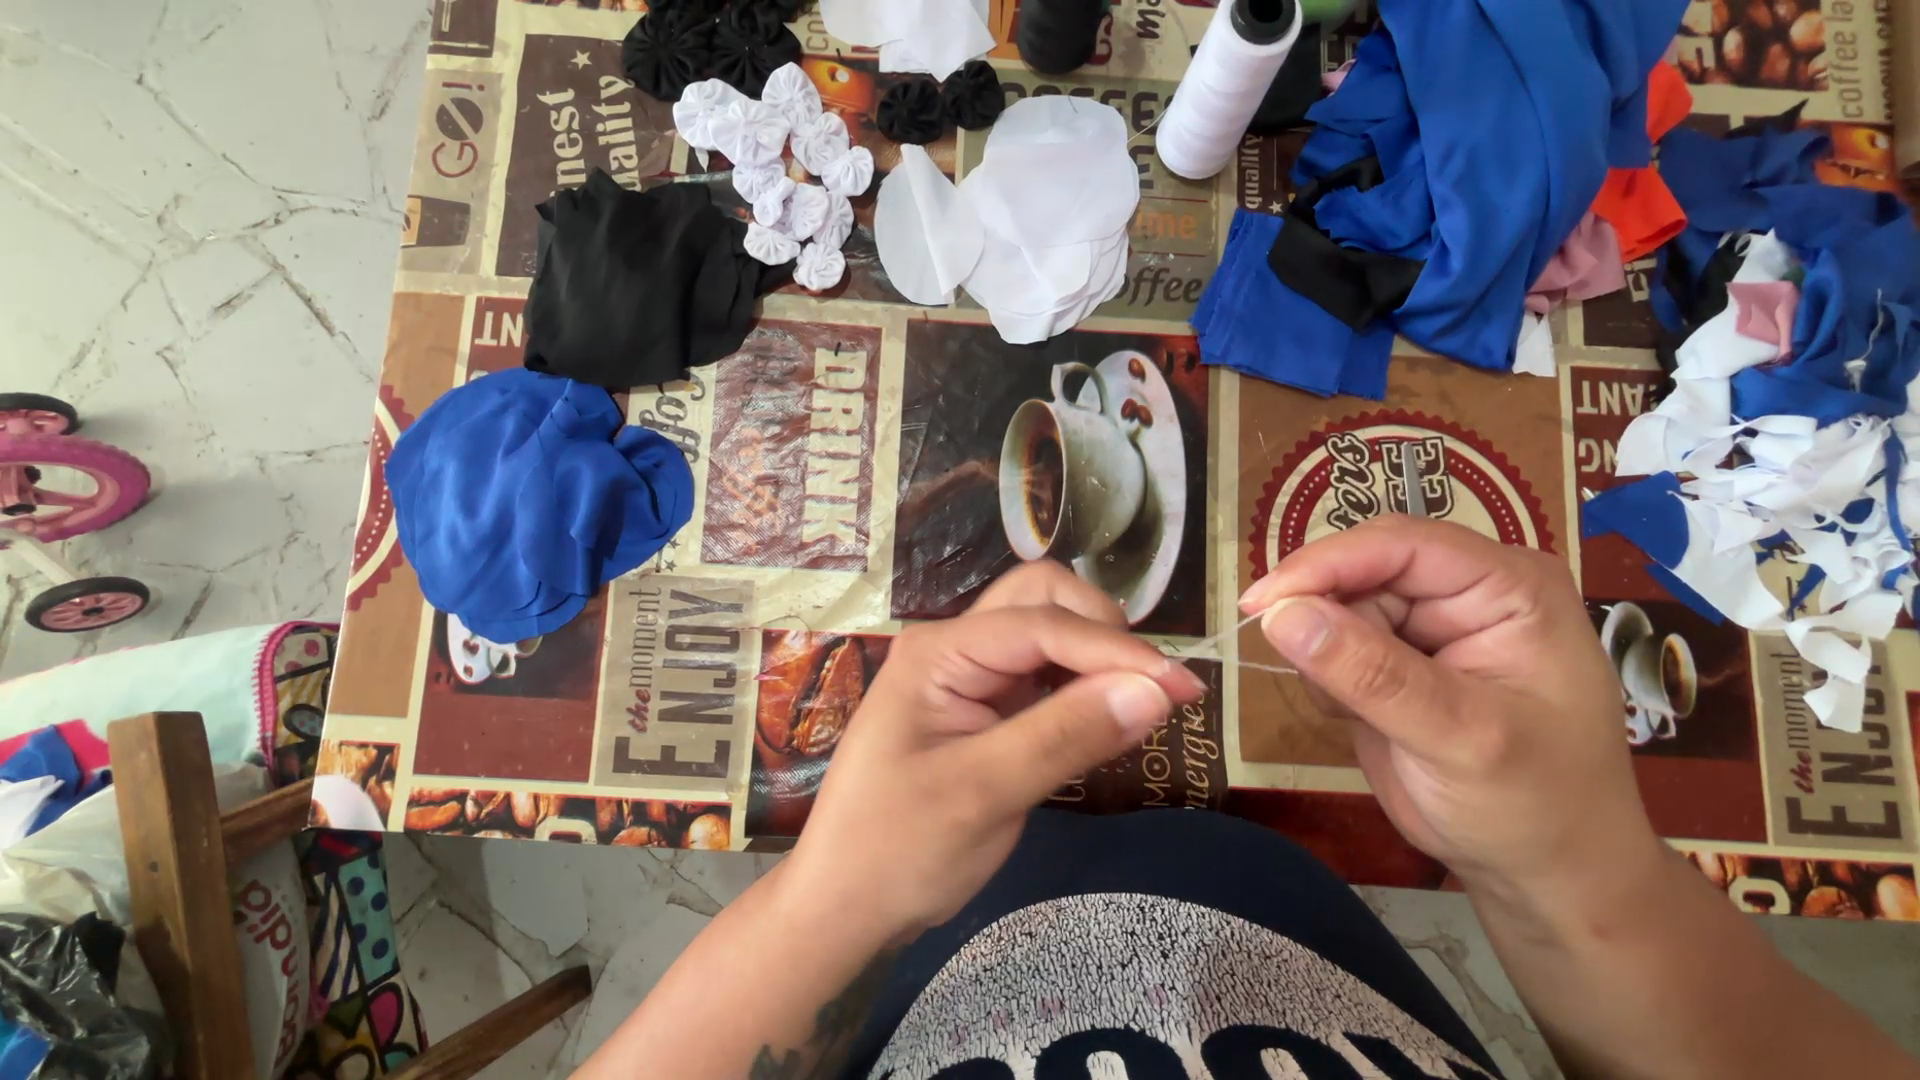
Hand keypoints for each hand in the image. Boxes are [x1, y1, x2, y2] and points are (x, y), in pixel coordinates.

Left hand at [780, 561, 1208, 939]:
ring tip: (1138, 702)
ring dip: (1095, 654)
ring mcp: (966, 676)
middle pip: (1041, 599)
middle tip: (1149, 688)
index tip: (1183, 689)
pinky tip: (1103, 717)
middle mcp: (953, 648)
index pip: (1043, 624)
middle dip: (1101, 629)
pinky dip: (1079, 684)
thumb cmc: (897, 849)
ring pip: (1045, 631)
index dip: (1116, 651)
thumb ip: (1067, 735)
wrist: (844, 904)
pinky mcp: (981, 707)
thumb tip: (1156, 688)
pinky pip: (1041, 674)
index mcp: (939, 652)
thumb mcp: (983, 794)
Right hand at [1240, 516, 1664, 904]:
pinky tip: (1357, 718)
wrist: (1541, 872)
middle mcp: (1464, 591)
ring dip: (1324, 658)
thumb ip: (1372, 674)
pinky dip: (1325, 679)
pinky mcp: (1392, 659)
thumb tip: (1280, 615)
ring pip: (1335, 607)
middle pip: (1359, 570)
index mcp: (1505, 586)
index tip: (1258, 605)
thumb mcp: (1459, 738)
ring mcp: (1426, 625)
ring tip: (1358, 713)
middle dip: (1325, 618)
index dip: (1324, 564)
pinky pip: (1329, 643)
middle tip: (1321, 684)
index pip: (1399, 545)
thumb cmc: (1532, 805)